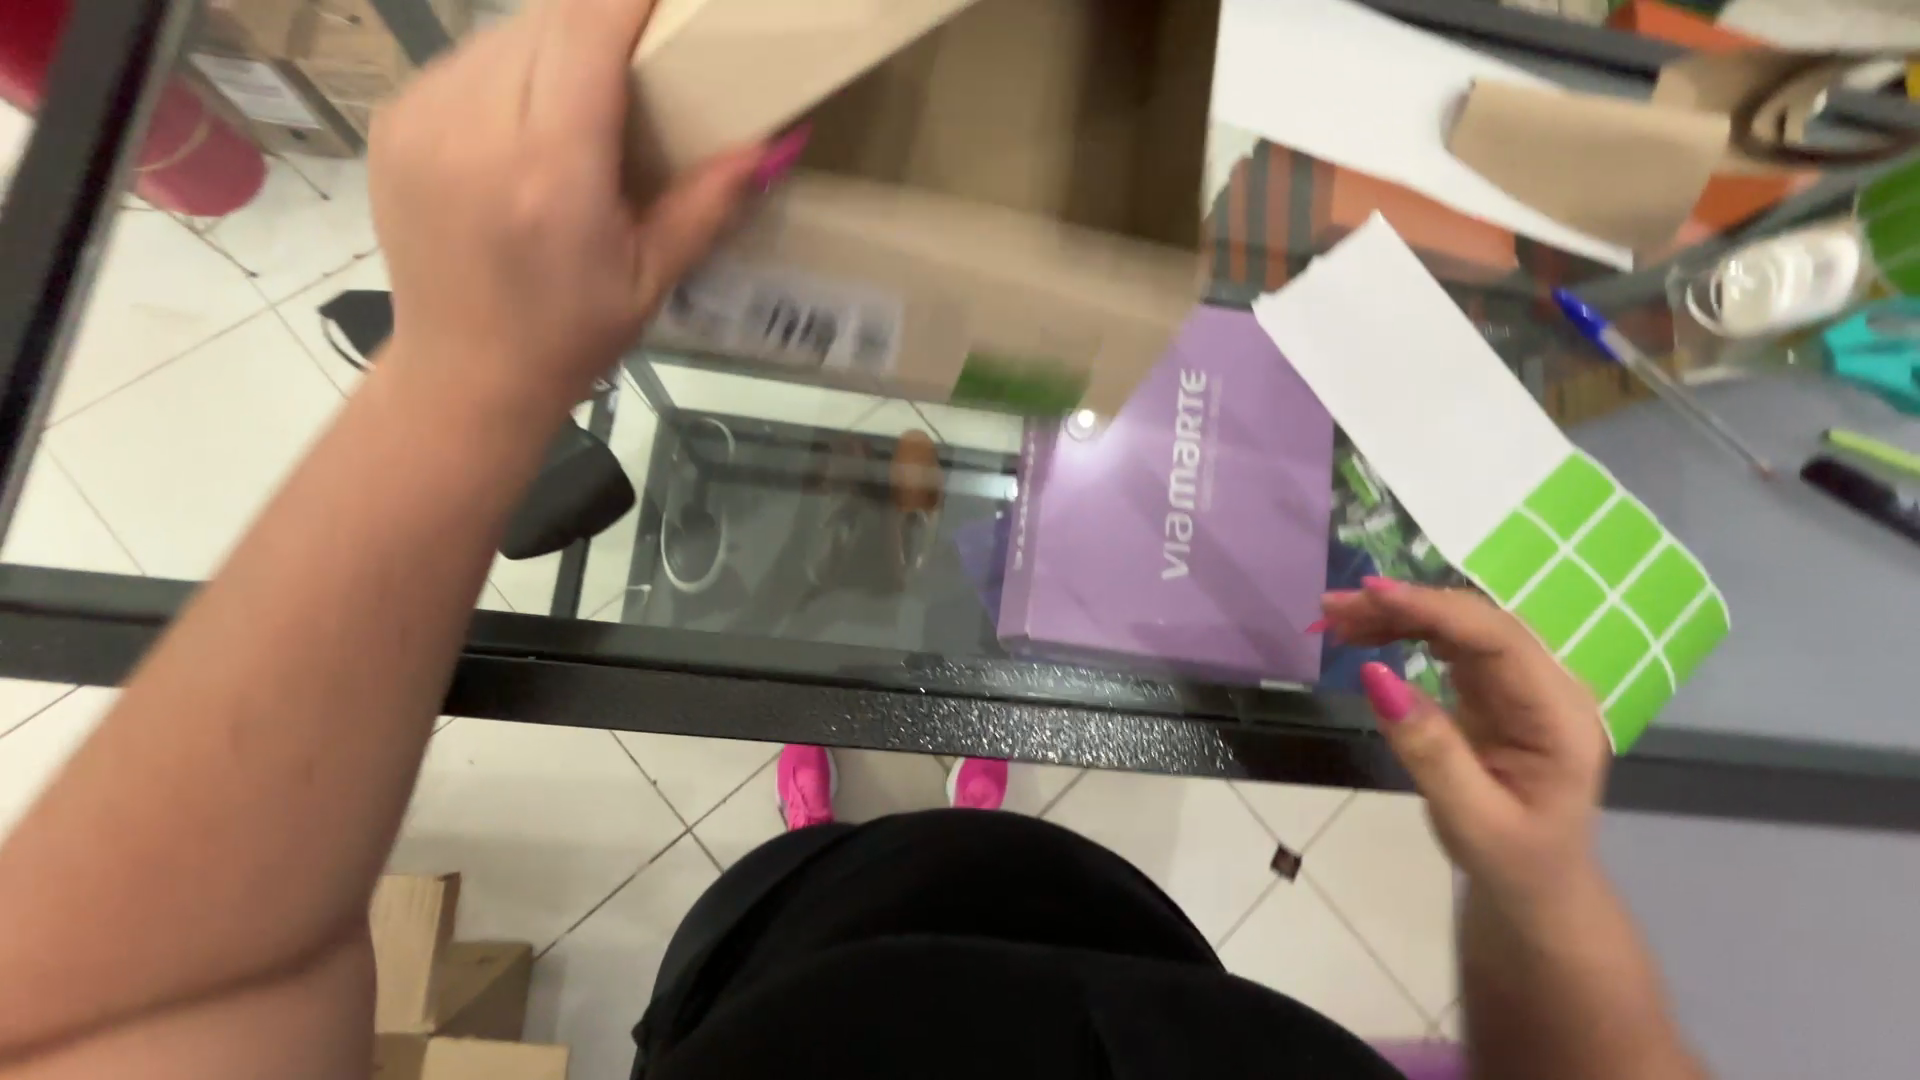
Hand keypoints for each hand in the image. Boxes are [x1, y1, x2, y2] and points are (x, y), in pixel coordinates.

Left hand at [367, 0, 765, 419]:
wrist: (467, 372)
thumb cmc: (573, 336)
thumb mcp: (653, 279)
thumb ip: (707, 204)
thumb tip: (774, 144)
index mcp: (551, 174)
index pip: (586, 29)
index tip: (666, 1)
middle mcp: (476, 129)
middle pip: (546, 18)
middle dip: (602, 19)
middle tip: (643, 50)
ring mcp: (422, 118)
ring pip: (503, 34)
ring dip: (555, 43)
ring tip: (590, 94)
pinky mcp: (394, 121)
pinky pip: (465, 63)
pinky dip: (511, 71)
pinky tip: (532, 122)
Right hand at [1321, 578, 1609, 903]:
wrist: (1539, 885)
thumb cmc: (1513, 859)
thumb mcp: (1468, 817)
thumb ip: (1428, 747)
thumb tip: (1374, 675)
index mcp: (1559, 717)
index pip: (1499, 639)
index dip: (1434, 609)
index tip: (1371, 594)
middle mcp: (1548, 687)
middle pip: (1476, 622)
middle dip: (1403, 606)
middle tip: (1332, 609)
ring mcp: (1521, 684)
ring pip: (1458, 626)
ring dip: (1397, 615)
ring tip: (1336, 618)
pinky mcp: (1495, 688)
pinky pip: (1449, 643)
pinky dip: (1404, 631)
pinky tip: (1367, 632)